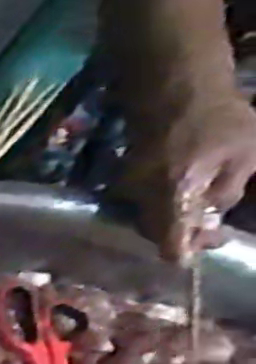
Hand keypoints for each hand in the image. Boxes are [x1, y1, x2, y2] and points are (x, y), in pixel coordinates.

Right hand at [136, 91, 255, 259]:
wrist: (176, 102)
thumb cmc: (220, 125)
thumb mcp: (246, 155)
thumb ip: (228, 190)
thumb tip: (211, 217)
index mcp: (175, 191)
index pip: (169, 231)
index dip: (178, 249)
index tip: (186, 261)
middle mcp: (142, 196)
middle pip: (154, 229)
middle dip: (178, 235)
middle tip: (209, 236)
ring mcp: (125, 191)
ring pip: (144, 218)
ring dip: (168, 222)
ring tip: (197, 218)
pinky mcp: (119, 185)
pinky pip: (137, 206)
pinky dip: (157, 209)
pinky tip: (176, 201)